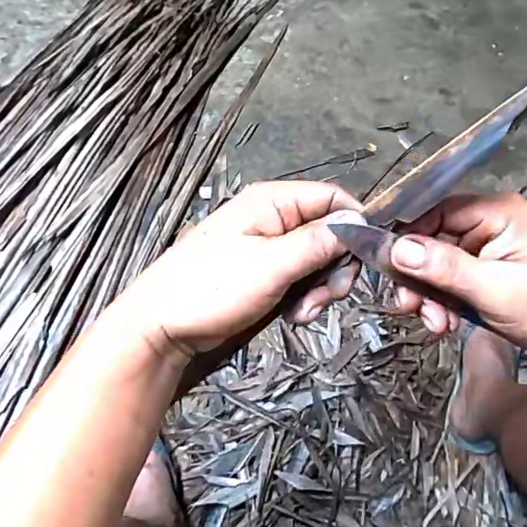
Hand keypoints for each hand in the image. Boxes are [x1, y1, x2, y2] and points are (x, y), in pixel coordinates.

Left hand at [114, 181, 360, 360]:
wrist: (161, 328)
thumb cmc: (209, 289)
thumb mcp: (272, 265)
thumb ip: (319, 242)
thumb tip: (359, 222)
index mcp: (272, 202)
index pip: (333, 198)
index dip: (355, 225)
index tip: (364, 258)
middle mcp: (273, 219)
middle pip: (331, 233)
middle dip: (336, 267)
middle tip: (327, 296)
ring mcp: (270, 247)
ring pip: (319, 261)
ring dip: (321, 289)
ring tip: (302, 312)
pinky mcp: (267, 273)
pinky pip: (302, 279)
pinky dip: (306, 298)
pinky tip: (293, 314)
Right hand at [383, 192, 526, 365]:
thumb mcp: (494, 290)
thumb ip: (444, 268)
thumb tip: (396, 248)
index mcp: (497, 212)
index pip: (436, 210)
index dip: (407, 236)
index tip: (385, 265)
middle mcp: (488, 222)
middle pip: (432, 239)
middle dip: (418, 277)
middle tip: (409, 307)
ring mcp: (485, 248)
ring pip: (436, 263)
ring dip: (428, 295)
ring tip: (435, 325)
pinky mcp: (483, 271)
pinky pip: (448, 280)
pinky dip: (441, 302)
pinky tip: (445, 324)